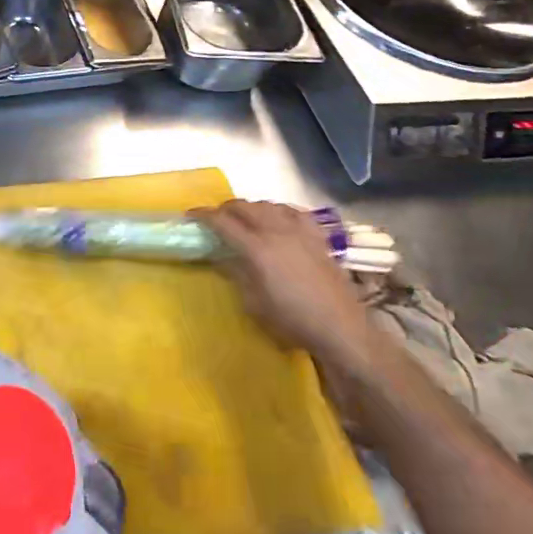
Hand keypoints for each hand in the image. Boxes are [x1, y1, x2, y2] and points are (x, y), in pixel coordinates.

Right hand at [191, 199, 373, 359]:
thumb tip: (221, 257)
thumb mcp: (254, 304)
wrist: (342, 329)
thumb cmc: (292, 321)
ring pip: (268, 204)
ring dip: (251, 208)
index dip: (203, 216)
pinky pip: (294, 211)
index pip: (222, 222)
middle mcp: (276, 230)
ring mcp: (300, 231)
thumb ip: (236, 274)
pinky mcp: (318, 236)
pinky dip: (279, 210)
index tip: (190, 215)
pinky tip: (278, 218)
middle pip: (244, 206)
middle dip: (225, 208)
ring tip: (245, 219)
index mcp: (256, 248)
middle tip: (216, 219)